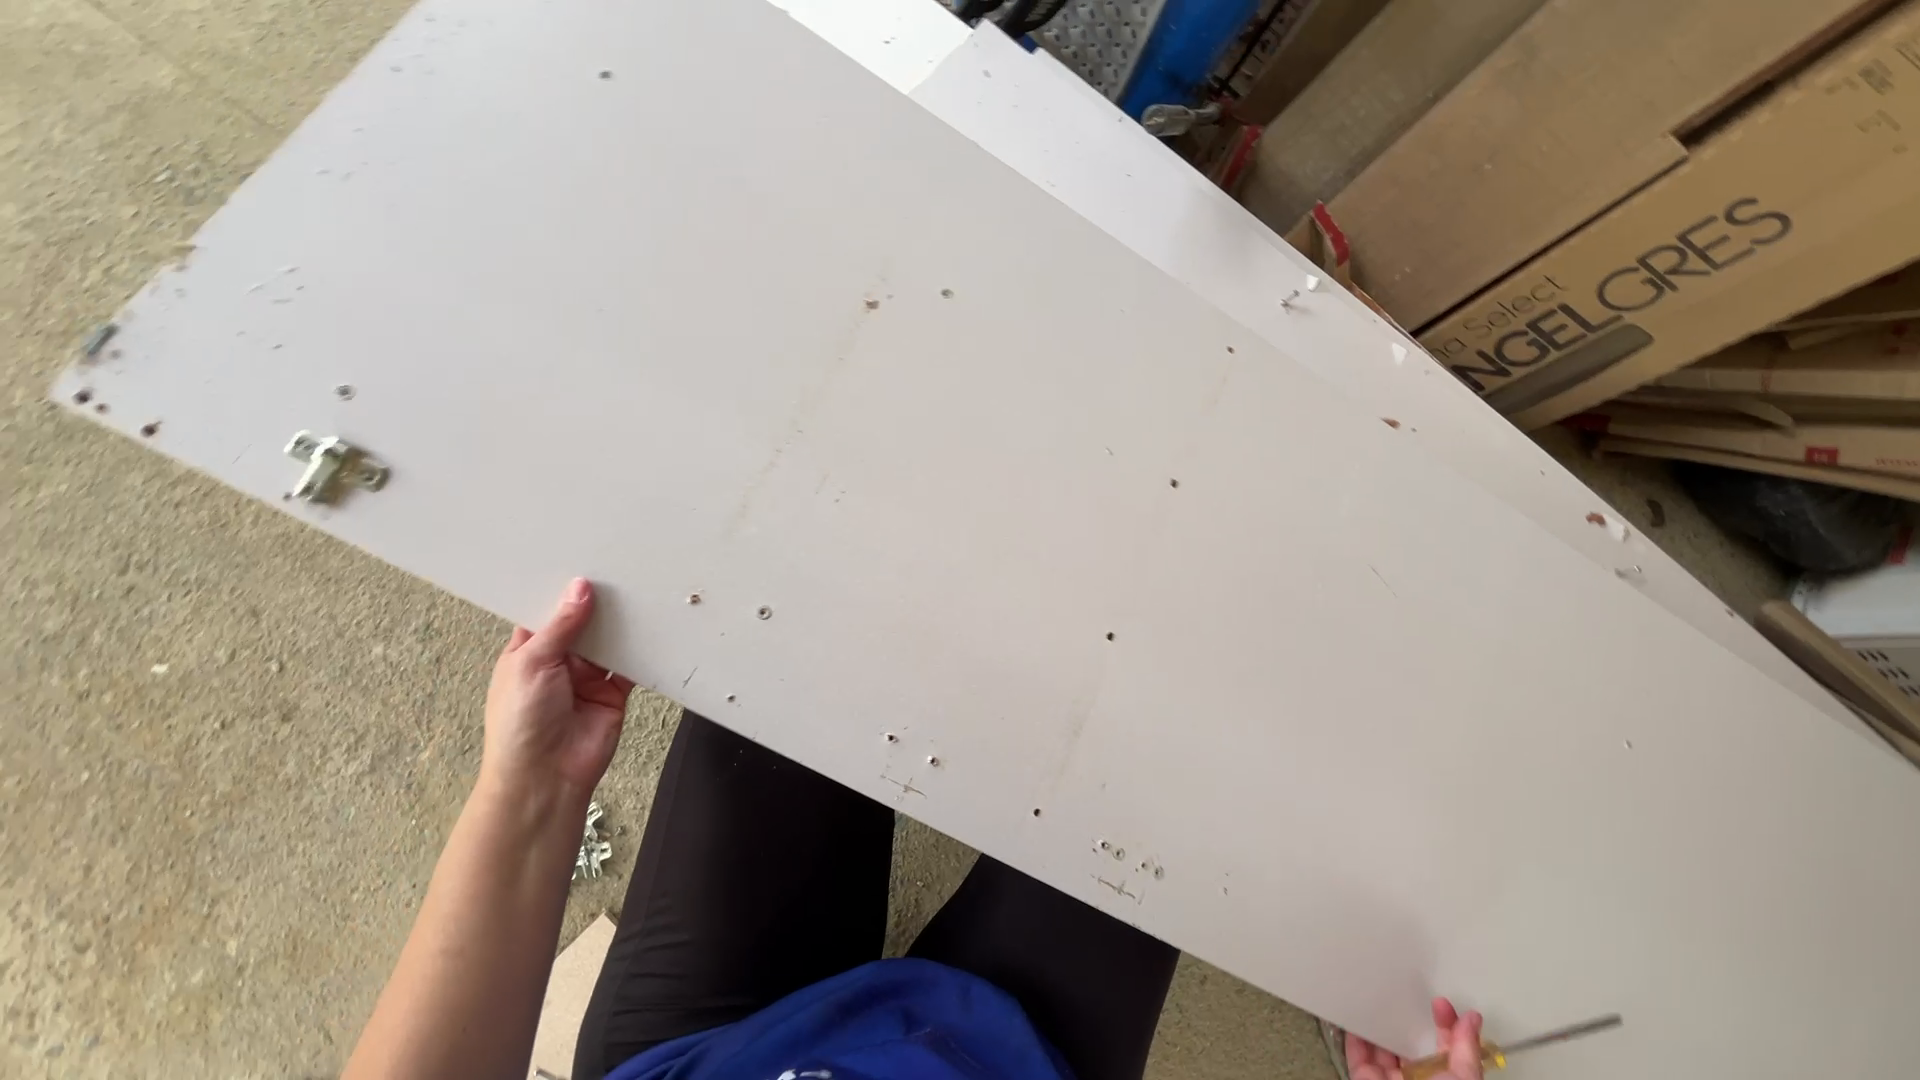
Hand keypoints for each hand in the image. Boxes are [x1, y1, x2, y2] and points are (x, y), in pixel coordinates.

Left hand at [481, 578, 634, 799]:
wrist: (547, 775)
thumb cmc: (519, 726)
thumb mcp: (532, 662)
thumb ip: (561, 625)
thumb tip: (579, 590)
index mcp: (528, 652)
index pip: (547, 614)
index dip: (563, 593)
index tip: (583, 569)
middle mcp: (558, 663)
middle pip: (583, 625)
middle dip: (598, 606)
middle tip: (617, 577)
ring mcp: (587, 679)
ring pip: (610, 643)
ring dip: (621, 628)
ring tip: (637, 597)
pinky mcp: (613, 694)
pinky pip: (631, 667)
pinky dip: (641, 653)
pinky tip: (650, 633)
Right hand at [1346, 997, 1484, 1079]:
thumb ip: (1465, 1052)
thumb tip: (1472, 1018)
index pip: (1446, 1047)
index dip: (1445, 1024)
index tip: (1441, 1003)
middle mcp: (1418, 1079)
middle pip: (1410, 1042)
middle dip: (1406, 1017)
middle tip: (1403, 991)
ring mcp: (1389, 1078)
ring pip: (1381, 1043)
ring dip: (1378, 1020)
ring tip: (1376, 992)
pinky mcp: (1362, 1077)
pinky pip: (1355, 1051)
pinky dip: (1352, 1031)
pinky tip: (1354, 1011)